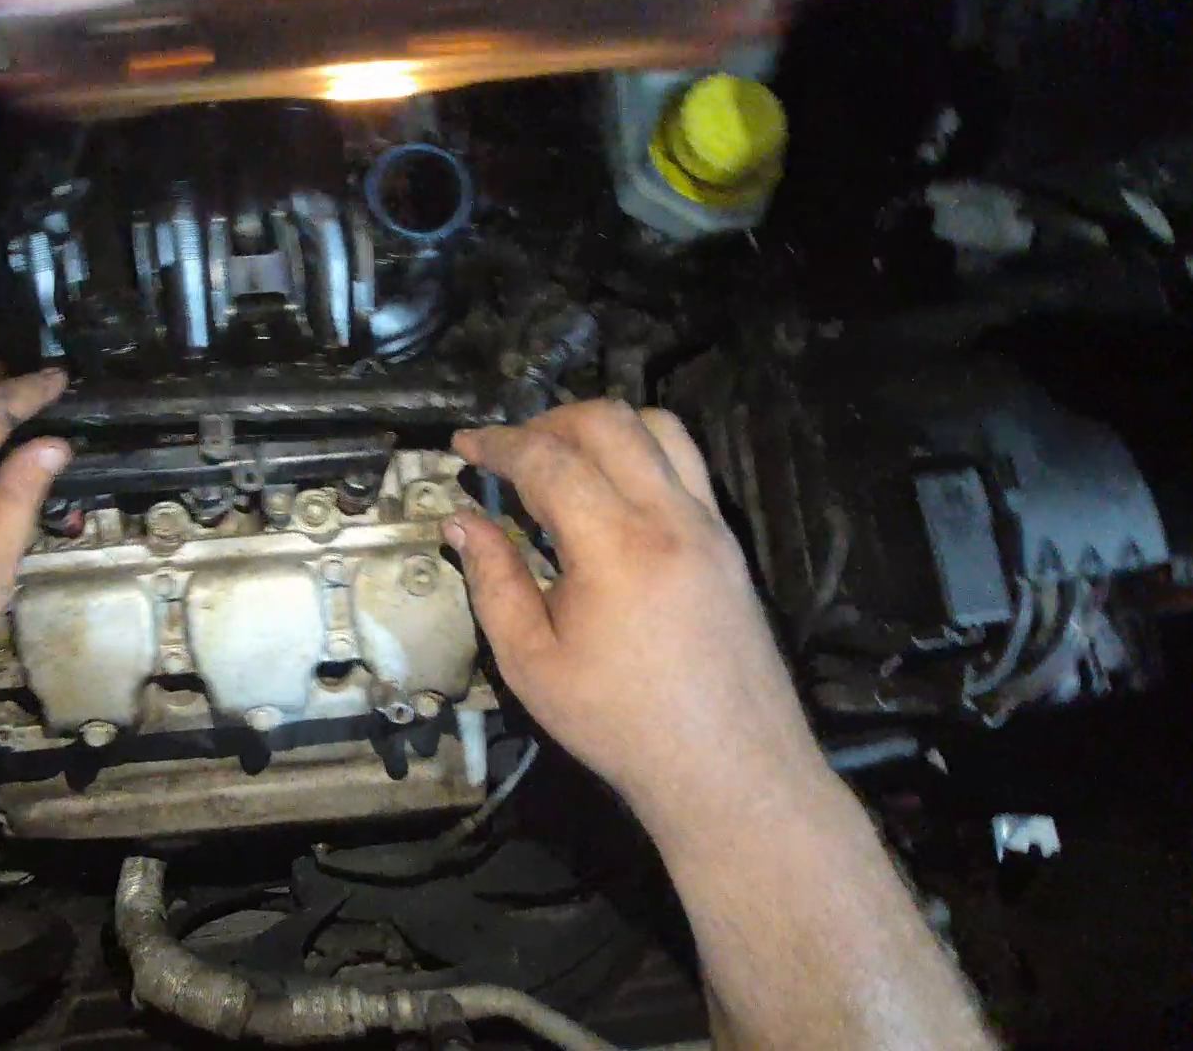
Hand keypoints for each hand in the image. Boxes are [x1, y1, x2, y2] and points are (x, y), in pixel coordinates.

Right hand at [443, 401, 829, 827]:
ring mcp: (710, 525)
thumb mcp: (529, 660)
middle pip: (608, 422)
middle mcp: (672, 518)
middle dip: (545, 421)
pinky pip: (684, 463)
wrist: (731, 771)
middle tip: (506, 452)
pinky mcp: (727, 542)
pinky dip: (636, 452)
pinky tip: (606, 495)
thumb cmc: (618, 721)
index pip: (550, 461)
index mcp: (617, 547)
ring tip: (557, 459)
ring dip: (598, 428)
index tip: (464, 446)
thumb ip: (492, 579)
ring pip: (659, 428)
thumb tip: (462, 522)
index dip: (499, 444)